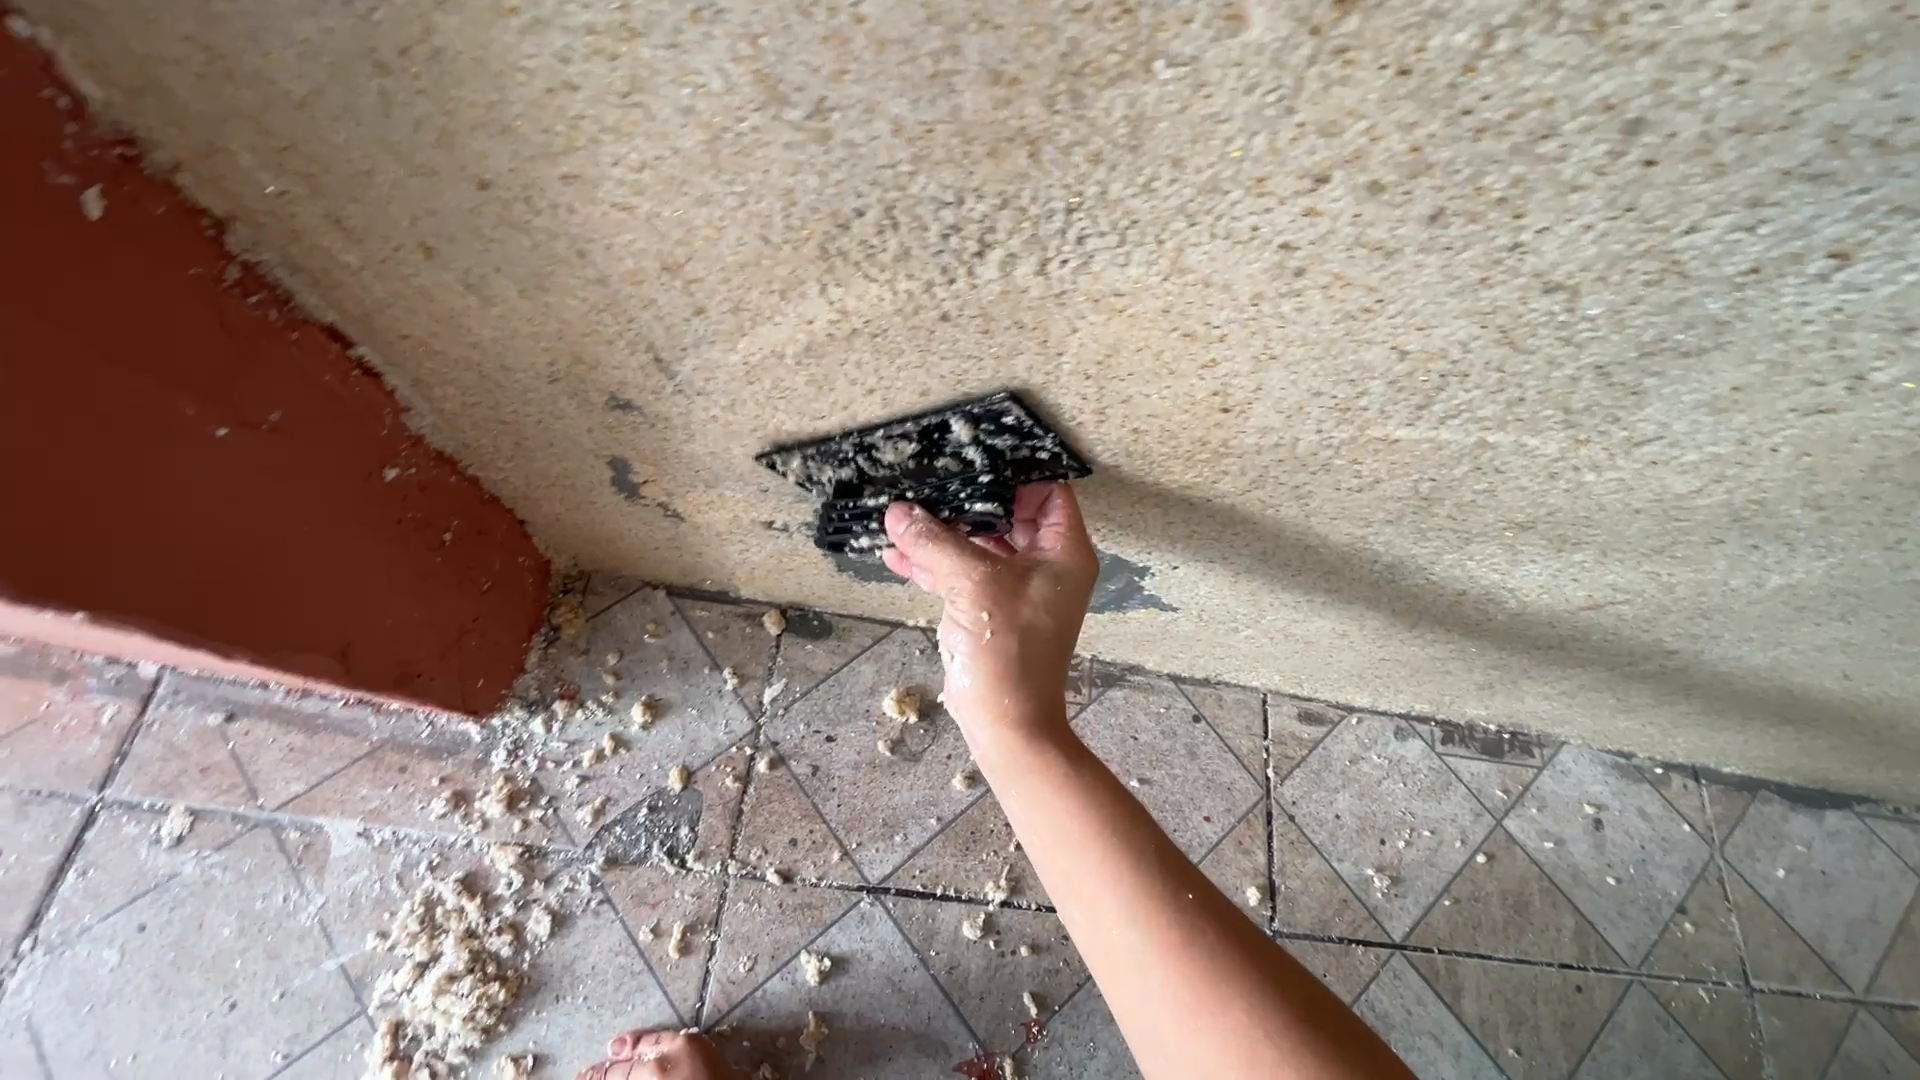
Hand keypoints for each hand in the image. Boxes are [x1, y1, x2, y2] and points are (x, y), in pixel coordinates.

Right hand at [882, 482, 1098, 747]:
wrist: (1006, 721)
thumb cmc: (1008, 648)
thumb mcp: (973, 583)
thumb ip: (935, 542)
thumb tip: (897, 512)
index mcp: (1063, 550)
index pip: (1048, 491)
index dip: (1015, 474)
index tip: (972, 460)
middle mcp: (1044, 564)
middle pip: (1006, 514)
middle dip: (966, 501)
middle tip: (929, 479)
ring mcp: (1015, 588)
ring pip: (978, 544)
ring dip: (942, 533)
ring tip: (902, 514)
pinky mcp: (988, 609)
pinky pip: (960, 574)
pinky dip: (932, 564)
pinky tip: (895, 552)